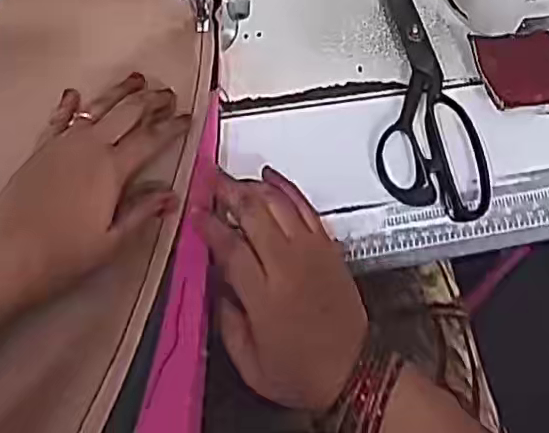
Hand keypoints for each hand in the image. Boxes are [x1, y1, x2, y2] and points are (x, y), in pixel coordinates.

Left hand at [0, 73, 191, 304]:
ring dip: (120, 91)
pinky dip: (69, 104)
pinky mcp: (41, 148)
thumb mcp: (111, 241)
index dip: (173, 126)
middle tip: (168, 94)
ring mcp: (64, 143)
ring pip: (99, 106)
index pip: (151, 138)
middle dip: (152, 100)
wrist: (7, 257)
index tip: (187, 117)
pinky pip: (60, 118)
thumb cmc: (63, 254)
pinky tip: (75, 94)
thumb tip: (171, 195)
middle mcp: (91, 146)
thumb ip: (142, 212)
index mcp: (113, 168)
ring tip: (136, 79)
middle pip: (129, 112)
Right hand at [200, 169, 367, 412]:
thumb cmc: (302, 372)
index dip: (210, 225)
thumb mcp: (250, 364)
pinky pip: (304, 204)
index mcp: (265, 297)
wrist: (352, 370)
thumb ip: (226, 321)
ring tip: (233, 180)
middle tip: (210, 182)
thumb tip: (215, 283)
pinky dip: (286, 186)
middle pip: (253, 212)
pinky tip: (271, 177)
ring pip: (277, 201)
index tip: (196, 214)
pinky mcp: (326, 243)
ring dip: (251, 186)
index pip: (230, 246)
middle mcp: (287, 266)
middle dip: (227, 192)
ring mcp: (310, 250)